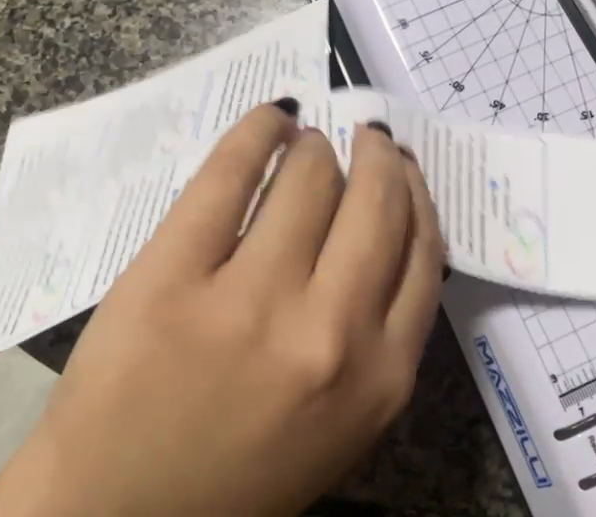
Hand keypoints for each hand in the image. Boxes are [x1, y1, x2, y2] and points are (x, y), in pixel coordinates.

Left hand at [0, 104, 444, 516]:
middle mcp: (330, 332)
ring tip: (304, 143)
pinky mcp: (173, 272)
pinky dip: (257, 131)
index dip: (414, 194)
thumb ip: (373, 336)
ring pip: (309, 177)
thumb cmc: (237, 474)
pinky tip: (269, 120)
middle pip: (376, 203)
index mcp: (379, 377)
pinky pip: (230, 174)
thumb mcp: (340, 424)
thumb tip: (380, 226)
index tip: (401, 168)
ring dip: (315, 148)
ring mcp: (250, 299)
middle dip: (378, 156)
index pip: (422, 251)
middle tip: (366, 137)